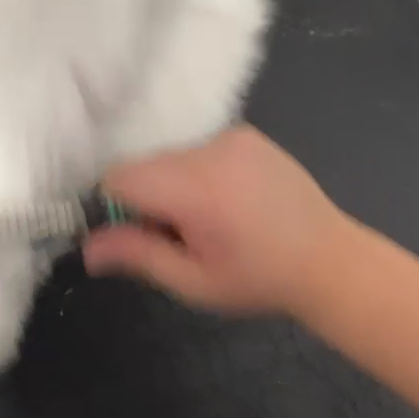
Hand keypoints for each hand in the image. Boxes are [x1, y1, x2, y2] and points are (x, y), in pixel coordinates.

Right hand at [81, 125, 353, 315]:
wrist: (332, 262)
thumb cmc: (258, 281)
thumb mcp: (192, 282)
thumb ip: (137, 256)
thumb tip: (86, 249)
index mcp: (195, 190)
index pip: (118, 177)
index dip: (117, 207)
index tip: (141, 235)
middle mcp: (209, 150)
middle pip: (143, 165)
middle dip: (147, 198)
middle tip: (181, 236)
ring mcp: (231, 136)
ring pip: (168, 156)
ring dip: (172, 186)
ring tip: (209, 220)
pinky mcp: (246, 134)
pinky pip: (196, 149)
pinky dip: (197, 173)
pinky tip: (228, 201)